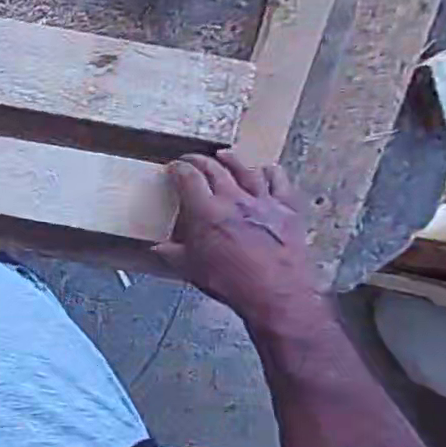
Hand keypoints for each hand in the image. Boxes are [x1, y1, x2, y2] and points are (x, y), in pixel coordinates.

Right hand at [153, 150, 323, 330]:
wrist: (275, 292)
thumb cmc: (229, 281)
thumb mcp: (189, 268)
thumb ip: (171, 253)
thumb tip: (158, 248)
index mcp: (205, 212)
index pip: (189, 178)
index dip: (179, 169)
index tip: (173, 167)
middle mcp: (234, 200)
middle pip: (215, 169)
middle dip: (200, 161)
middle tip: (191, 159)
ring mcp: (263, 202)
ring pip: (246, 170)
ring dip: (232, 160)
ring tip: (224, 154)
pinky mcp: (287, 210)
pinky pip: (280, 182)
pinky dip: (270, 172)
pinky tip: (266, 169)